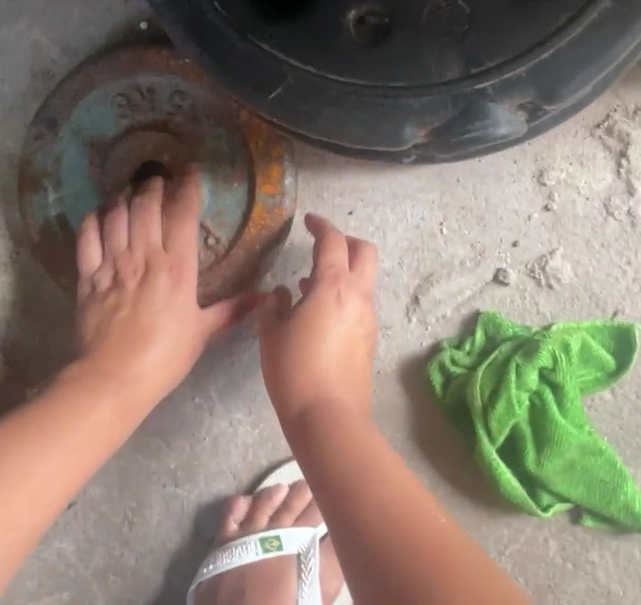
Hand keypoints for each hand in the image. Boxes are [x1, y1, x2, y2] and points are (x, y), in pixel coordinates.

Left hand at [73, 171, 257, 405]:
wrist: (114, 379)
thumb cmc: (165, 357)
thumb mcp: (202, 332)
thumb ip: (231, 310)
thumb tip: (263, 298)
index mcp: (177, 268)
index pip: (183, 214)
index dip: (187, 188)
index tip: (191, 173)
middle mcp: (145, 258)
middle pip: (146, 207)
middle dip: (153, 187)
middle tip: (158, 180)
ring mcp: (113, 265)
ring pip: (117, 216)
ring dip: (124, 199)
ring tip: (130, 192)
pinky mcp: (88, 278)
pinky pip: (87, 239)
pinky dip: (93, 221)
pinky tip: (99, 215)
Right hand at [258, 214, 379, 431]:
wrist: (329, 418)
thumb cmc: (294, 371)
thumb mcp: (271, 334)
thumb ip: (274, 306)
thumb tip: (283, 293)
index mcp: (333, 286)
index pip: (332, 241)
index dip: (321, 225)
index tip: (309, 221)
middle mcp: (357, 296)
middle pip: (364, 252)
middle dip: (345, 241)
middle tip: (321, 246)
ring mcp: (367, 319)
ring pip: (363, 279)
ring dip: (343, 272)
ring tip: (309, 286)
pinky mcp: (368, 340)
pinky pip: (360, 304)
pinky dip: (344, 296)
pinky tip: (318, 315)